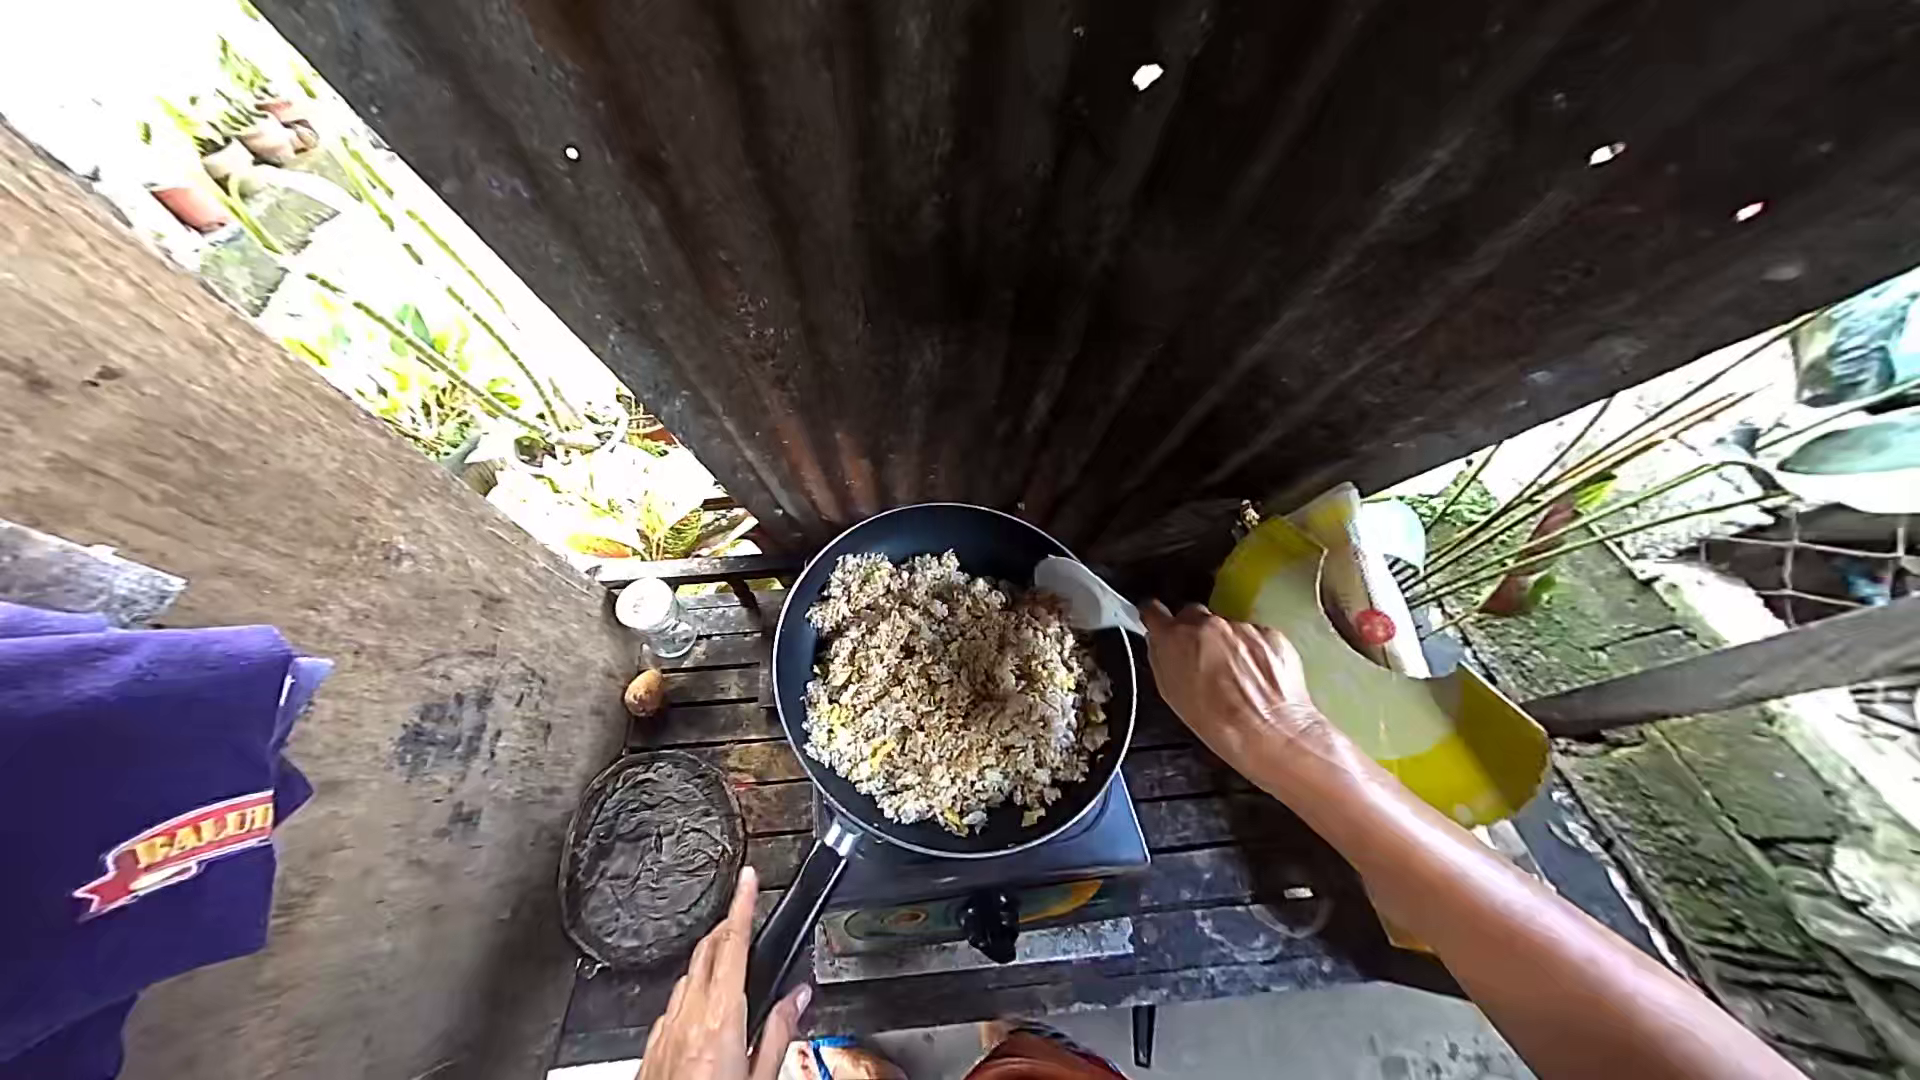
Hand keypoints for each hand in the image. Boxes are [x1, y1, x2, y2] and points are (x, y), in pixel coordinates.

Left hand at [637, 866, 808, 1079]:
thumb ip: (779, 1032)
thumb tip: (798, 996)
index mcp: (720, 1020)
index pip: (733, 943)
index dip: (742, 903)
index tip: (748, 878)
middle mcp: (687, 1018)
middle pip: (707, 950)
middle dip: (728, 925)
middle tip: (746, 915)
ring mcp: (664, 1033)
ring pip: (688, 976)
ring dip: (710, 961)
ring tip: (732, 969)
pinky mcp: (649, 1052)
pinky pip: (673, 1006)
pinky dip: (692, 994)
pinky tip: (703, 1016)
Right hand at [1140, 601, 1344, 784]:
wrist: (1269, 733)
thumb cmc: (1218, 722)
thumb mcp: (1170, 693)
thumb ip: (1160, 658)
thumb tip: (1160, 645)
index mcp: (1174, 638)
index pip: (1153, 610)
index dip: (1154, 615)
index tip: (1157, 618)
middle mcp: (1206, 625)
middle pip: (1193, 614)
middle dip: (1194, 632)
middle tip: (1201, 658)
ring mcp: (1238, 627)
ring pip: (1225, 627)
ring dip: (1226, 644)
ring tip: (1235, 677)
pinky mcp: (1267, 633)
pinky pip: (1254, 635)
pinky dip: (1252, 650)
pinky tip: (1255, 677)